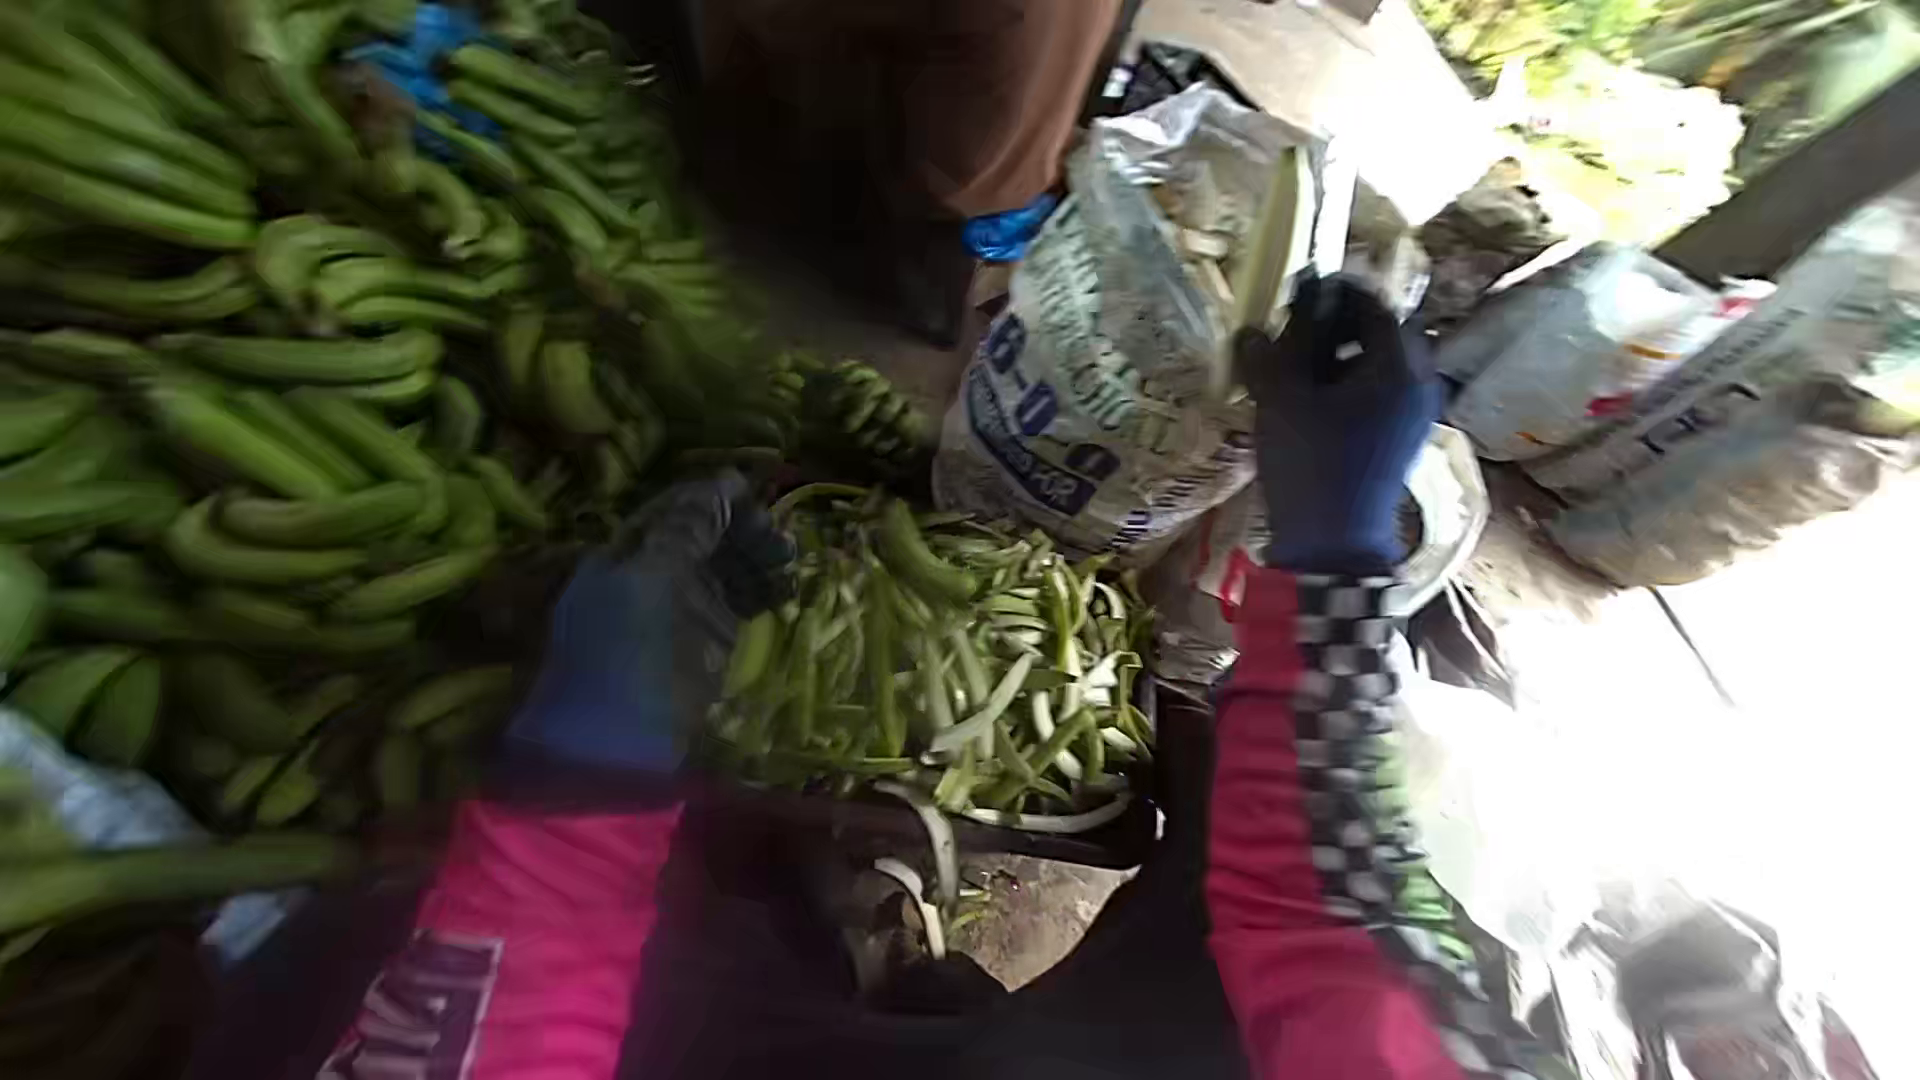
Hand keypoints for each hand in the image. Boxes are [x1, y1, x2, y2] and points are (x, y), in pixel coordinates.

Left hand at [506, 473, 793, 771]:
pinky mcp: (716, 632)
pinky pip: (746, 596)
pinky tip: (785, 587)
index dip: (714, 497)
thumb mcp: (649, 583)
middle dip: (744, 527)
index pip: (678, 510)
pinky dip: (767, 588)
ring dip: (761, 555)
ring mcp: (690, 603)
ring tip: (788, 559)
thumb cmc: (624, 655)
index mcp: (631, 553)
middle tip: (777, 537)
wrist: (618, 746)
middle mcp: (661, 571)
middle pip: (711, 533)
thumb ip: (686, 532)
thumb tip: (723, 480)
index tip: (753, 492)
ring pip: (733, 563)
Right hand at [1235, 273, 1437, 573]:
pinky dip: (1345, 387)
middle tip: (1292, 331)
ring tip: (1295, 368)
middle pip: (1380, 335)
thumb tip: (1250, 330)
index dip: (1335, 292)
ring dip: (1338, 358)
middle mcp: (1421, 382)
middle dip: (1336, 327)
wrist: (1331, 541)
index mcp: (1400, 365)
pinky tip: (1310, 401)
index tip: (1300, 288)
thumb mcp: (1280, 404)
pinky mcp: (1399, 440)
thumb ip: (1267, 358)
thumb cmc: (1309, 464)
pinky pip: (1376, 395)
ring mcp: (1413, 415)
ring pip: (1377, 367)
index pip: (1373, 306)